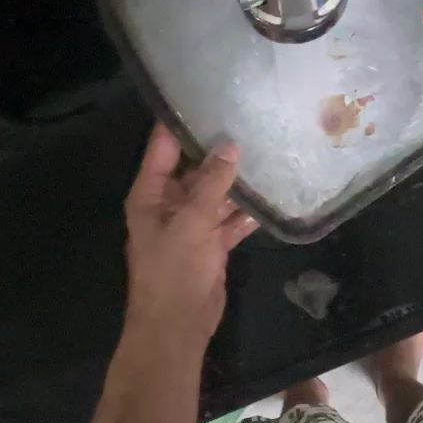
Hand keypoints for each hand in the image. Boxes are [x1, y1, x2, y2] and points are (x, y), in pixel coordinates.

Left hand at [122, 125, 259, 347]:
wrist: (177, 325)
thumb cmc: (173, 271)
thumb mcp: (191, 222)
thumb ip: (212, 183)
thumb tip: (231, 147)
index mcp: (151, 194)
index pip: (165, 147)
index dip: (184, 122)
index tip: (211, 97)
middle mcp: (169, 204)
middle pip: (196, 169)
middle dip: (221, 152)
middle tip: (252, 122)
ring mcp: (192, 225)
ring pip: (216, 195)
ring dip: (238, 183)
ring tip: (269, 154)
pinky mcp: (211, 244)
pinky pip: (230, 220)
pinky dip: (246, 213)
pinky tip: (271, 197)